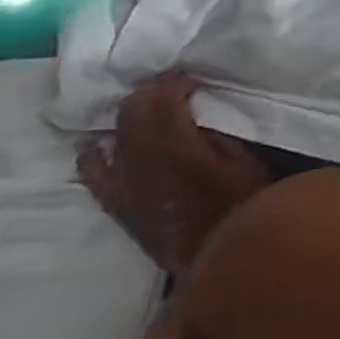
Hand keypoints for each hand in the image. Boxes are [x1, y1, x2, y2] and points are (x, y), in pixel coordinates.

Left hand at [77, 71, 272, 274]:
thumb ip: (217, 136)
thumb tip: (196, 118)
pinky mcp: (114, 201)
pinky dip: (97, 151)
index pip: (162, 99)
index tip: (194, 78)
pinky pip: (93, 170)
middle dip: (151, 92)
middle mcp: (137, 160)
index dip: (176, 82)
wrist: (223, 260)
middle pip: (131, 111)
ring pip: (113, 132)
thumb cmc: (246, 209)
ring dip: (130, 114)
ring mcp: (120, 182)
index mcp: (175, 148)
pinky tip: (103, 143)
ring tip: (150, 109)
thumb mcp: (246, 164)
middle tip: (174, 86)